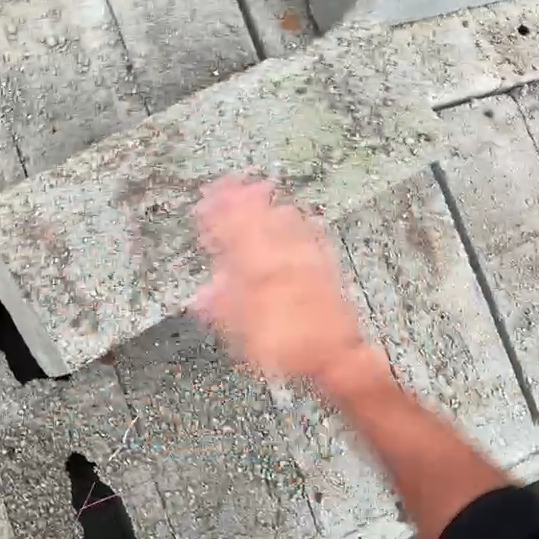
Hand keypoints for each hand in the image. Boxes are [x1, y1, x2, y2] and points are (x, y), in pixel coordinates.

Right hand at [190, 176, 377, 387]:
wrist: (336, 354)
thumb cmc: (290, 347)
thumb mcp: (244, 332)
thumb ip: (223, 305)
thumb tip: (203, 296)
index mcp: (258, 272)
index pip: (231, 234)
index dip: (216, 216)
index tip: (205, 203)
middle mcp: (282, 259)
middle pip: (256, 220)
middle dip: (239, 200)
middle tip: (227, 184)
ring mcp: (305, 259)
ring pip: (283, 220)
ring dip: (268, 203)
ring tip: (258, 187)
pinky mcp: (324, 265)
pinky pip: (309, 232)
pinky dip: (297, 218)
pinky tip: (296, 213)